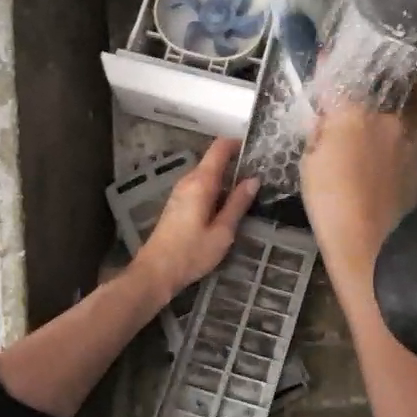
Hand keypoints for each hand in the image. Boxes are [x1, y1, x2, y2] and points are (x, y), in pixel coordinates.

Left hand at [132, 138, 259, 302]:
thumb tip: (254, 179)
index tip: (257, 150)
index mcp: (201, 182)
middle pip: (214, 161)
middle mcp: (189, 181)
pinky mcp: (178, 204)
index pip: (220, 148)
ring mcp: (181, 192)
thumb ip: (238, 203)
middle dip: (237, 164)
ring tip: (250, 192)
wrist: (156, 272)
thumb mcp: (223, 231)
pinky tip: (229, 206)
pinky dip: (217, 190)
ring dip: (227, 179)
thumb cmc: (191, 253)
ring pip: (208, 175)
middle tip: (261, 175)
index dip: (238, 143)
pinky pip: (201, 187)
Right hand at [301, 103, 412, 277]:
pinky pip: (392, 153)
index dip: (325, 86)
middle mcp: (384, 119)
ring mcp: (404, 141)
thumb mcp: (308, 164)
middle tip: (334, 148)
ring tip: (355, 171)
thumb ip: (318, 134)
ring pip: (379, 133)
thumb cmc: (330, 203)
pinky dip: (383, 161)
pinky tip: (371, 183)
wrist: (371, 243)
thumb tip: (325, 123)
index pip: (335, 86)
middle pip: (361, 112)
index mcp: (352, 113)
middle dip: (349, 123)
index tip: (321, 83)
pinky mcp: (416, 164)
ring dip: (368, 142)